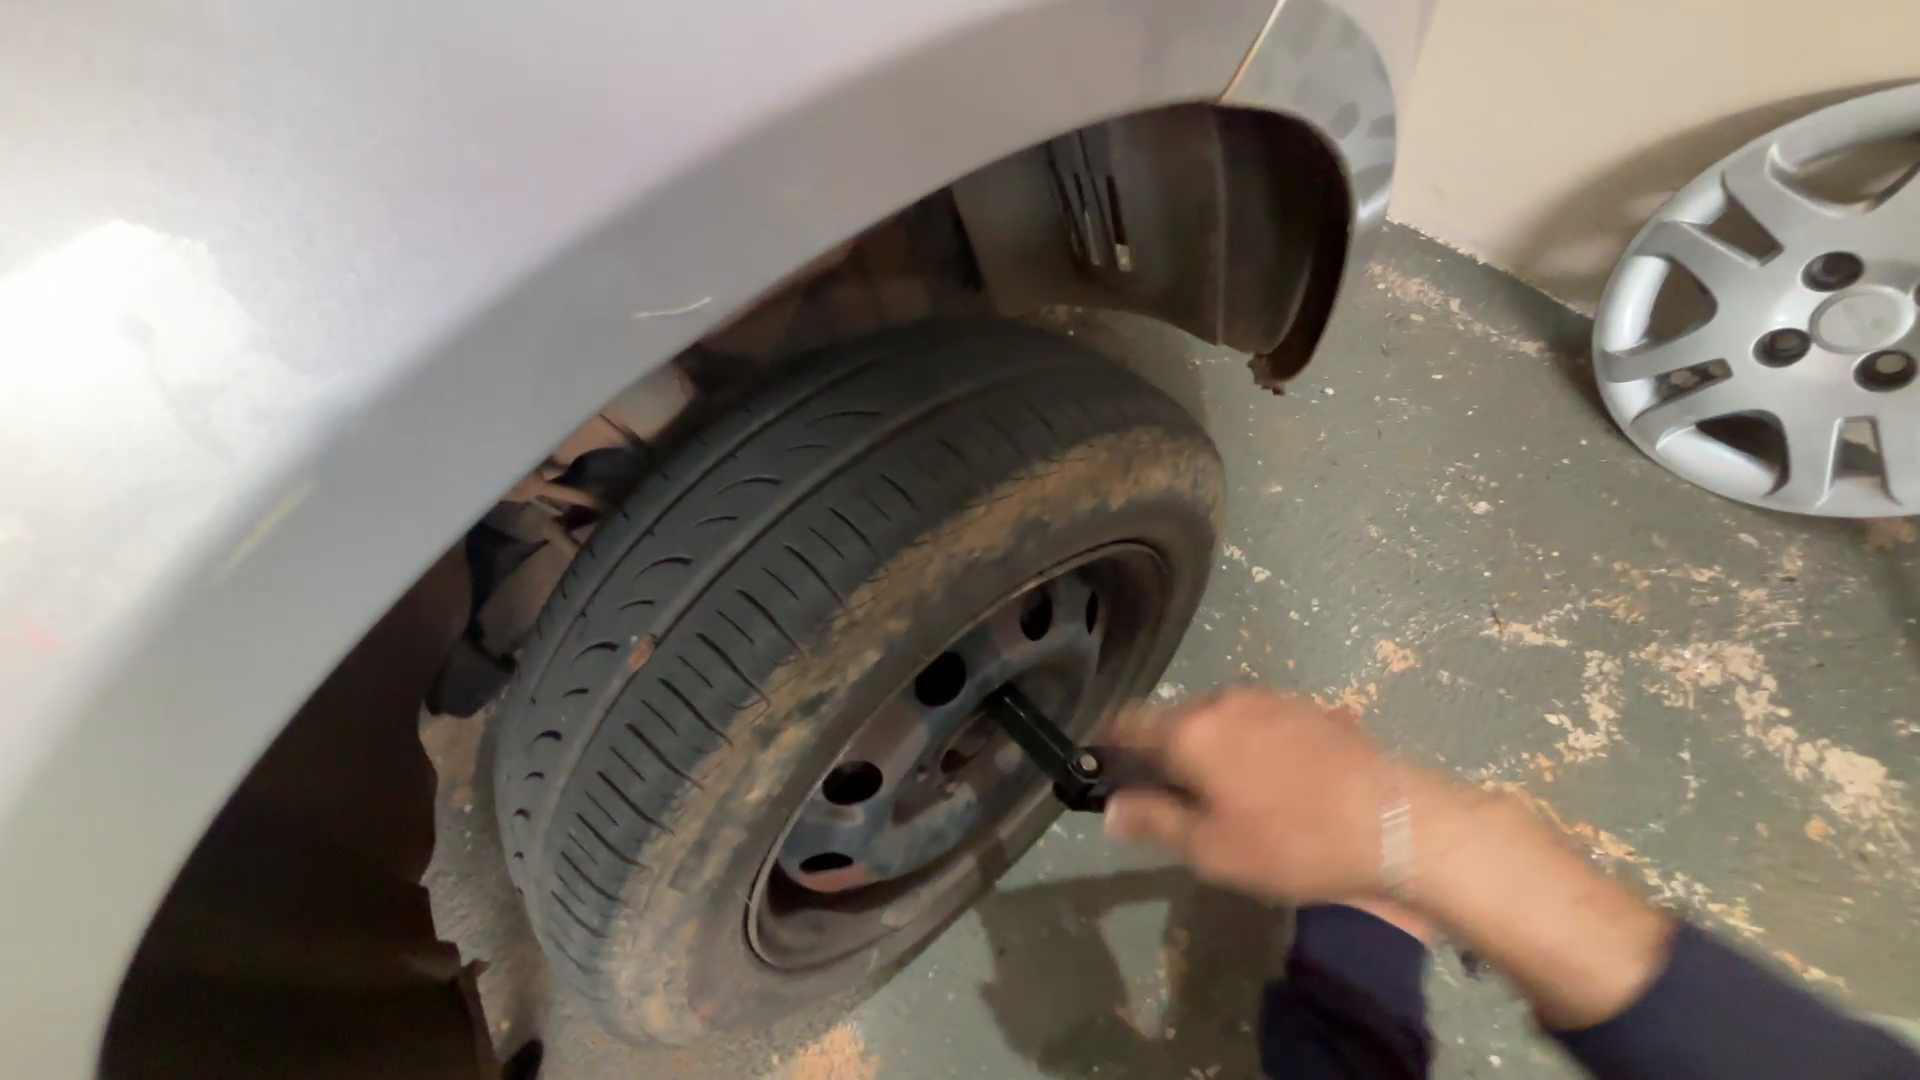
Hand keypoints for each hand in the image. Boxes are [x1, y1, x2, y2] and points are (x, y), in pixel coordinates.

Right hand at [1104, 686, 1394, 903]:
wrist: (1398, 823)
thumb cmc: (1293, 842)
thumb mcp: (1213, 848)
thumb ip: (1153, 820)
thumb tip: (1110, 808)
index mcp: (1189, 731)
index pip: (1127, 721)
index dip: (1108, 737)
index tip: (1100, 755)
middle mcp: (1220, 701)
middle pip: (1173, 718)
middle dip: (1164, 748)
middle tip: (1172, 789)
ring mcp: (1266, 697)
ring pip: (1216, 717)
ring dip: (1207, 743)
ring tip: (1225, 786)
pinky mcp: (1304, 704)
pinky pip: (1254, 718)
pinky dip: (1245, 739)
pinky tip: (1269, 775)